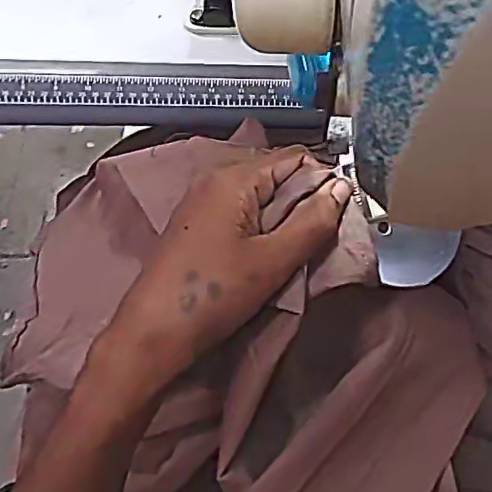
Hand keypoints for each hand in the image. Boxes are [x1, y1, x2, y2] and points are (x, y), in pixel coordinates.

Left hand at [96, 147, 351, 394]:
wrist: (151, 334)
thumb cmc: (210, 296)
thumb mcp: (273, 261)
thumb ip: (312, 222)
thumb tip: (340, 189)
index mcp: (233, 178)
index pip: (296, 157)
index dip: (323, 180)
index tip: (339, 213)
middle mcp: (215, 178)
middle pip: (278, 172)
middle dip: (304, 198)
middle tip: (317, 235)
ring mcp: (203, 199)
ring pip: (262, 193)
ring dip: (284, 215)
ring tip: (292, 248)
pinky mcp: (198, 221)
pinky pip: (242, 208)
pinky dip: (262, 224)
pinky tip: (266, 252)